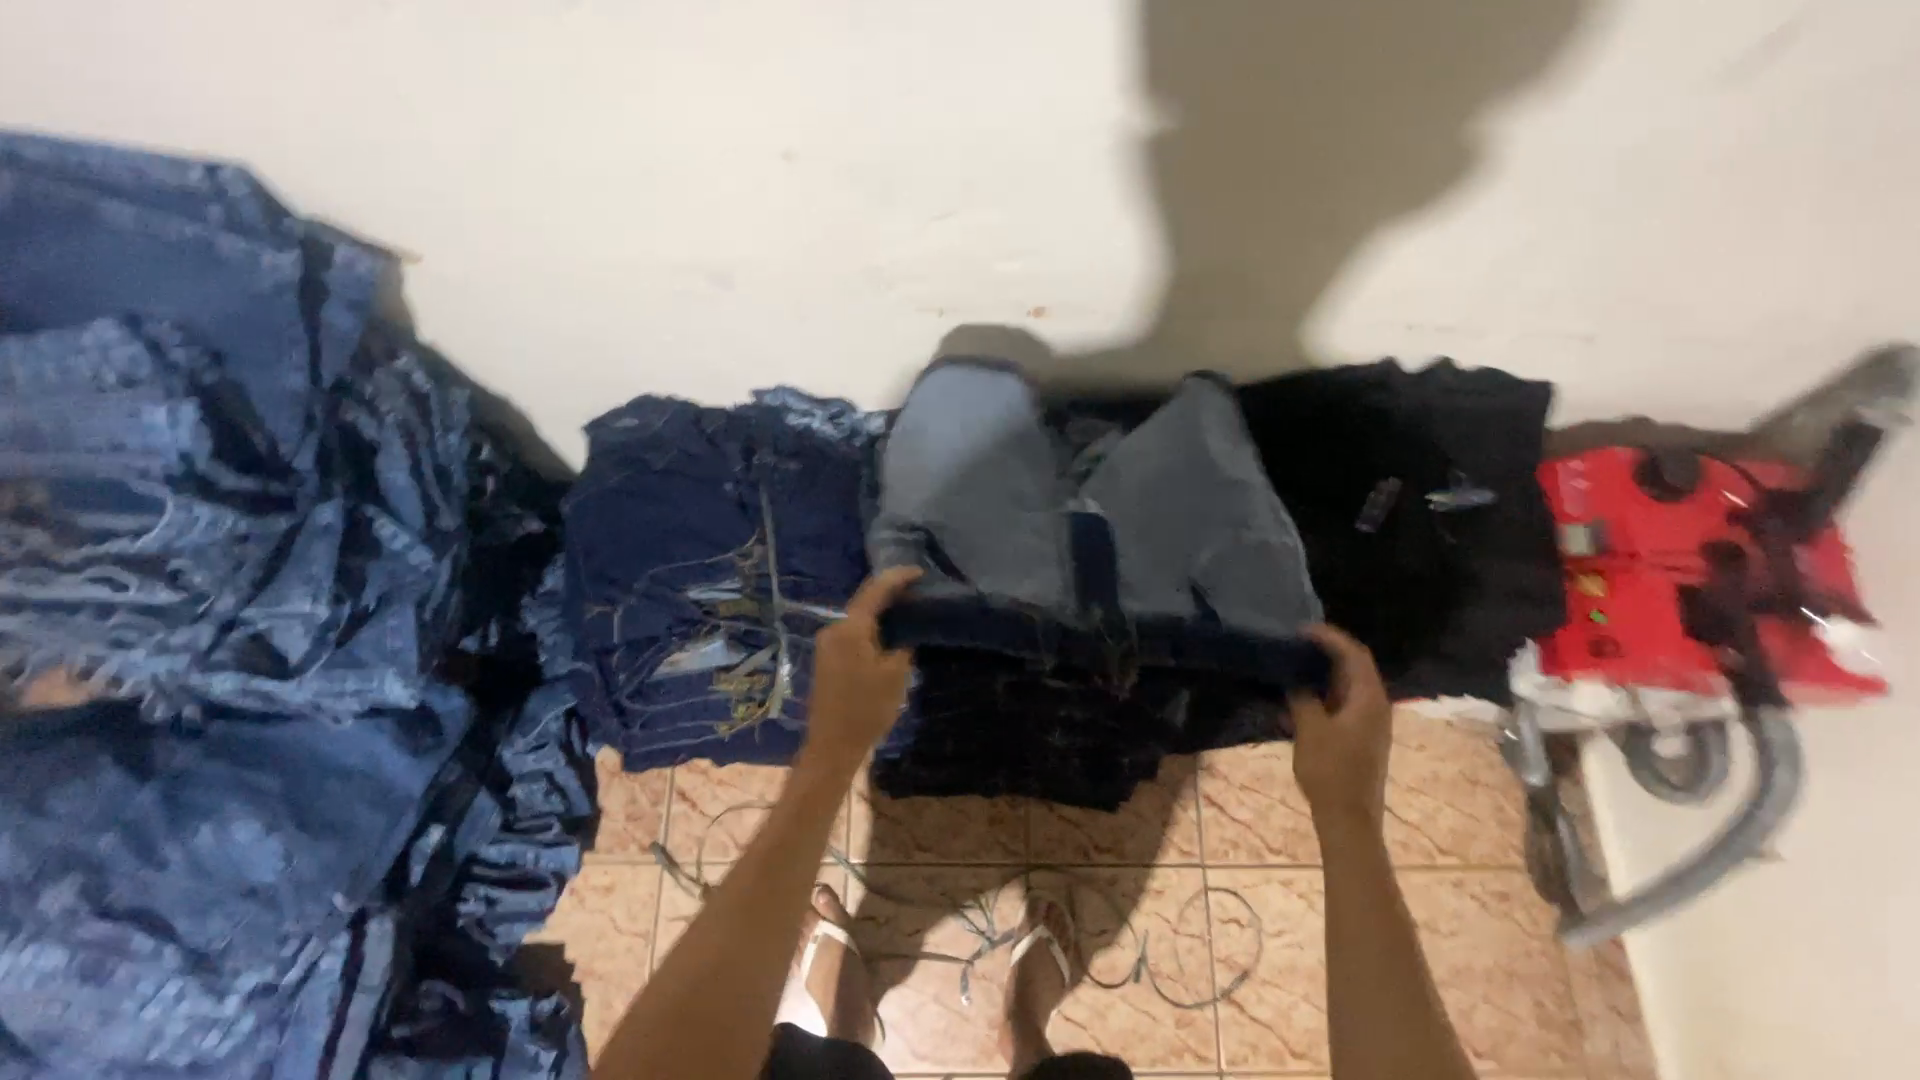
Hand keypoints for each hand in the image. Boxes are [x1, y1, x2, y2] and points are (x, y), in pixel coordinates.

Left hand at [802, 566, 922, 768]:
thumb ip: (903, 643)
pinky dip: (871, 628)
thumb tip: (907, 630)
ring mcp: (827, 644)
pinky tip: (889, 633)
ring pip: (858, 618)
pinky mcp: (827, 659)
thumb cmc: (867, 709)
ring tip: (909, 609)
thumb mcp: (896, 674)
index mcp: (850, 628)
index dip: (898, 577)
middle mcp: (834, 629)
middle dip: (890, 593)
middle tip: (918, 589)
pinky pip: (852, 633)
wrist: (832, 745)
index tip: (920, 571)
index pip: (876, 590)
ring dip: (881, 612)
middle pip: (864, 601)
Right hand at [1290, 624, 1393, 837]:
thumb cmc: (1331, 770)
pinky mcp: (1359, 739)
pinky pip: (1340, 706)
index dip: (1329, 638)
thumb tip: (1295, 681)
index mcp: (1368, 699)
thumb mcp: (1310, 729)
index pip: (1353, 654)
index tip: (1301, 629)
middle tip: (1294, 645)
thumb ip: (1302, 698)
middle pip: (1353, 668)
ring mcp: (1369, 725)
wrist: (1349, 819)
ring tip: (1290, 668)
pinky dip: (1320, 697)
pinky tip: (1293, 703)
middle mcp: (1375, 706)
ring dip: (1320, 676)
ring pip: (1345, 688)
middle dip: (1325, 653)